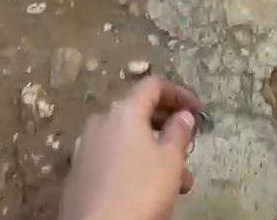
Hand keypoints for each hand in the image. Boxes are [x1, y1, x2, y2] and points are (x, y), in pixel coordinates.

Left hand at [60, 77, 203, 219]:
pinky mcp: (79, 172)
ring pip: (128, 140)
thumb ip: (179, 132)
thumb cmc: (139, 192)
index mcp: (124, 110)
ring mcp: (87, 146)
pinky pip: (114, 157)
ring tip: (179, 182)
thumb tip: (183, 115)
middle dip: (168, 128)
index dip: (179, 94)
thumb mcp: (169, 161)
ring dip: (155, 152)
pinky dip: (134, 164)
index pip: (153, 85)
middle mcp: (102, 121)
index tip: (197, 111)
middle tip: (189, 146)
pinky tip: (148, 189)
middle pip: (139, 112)